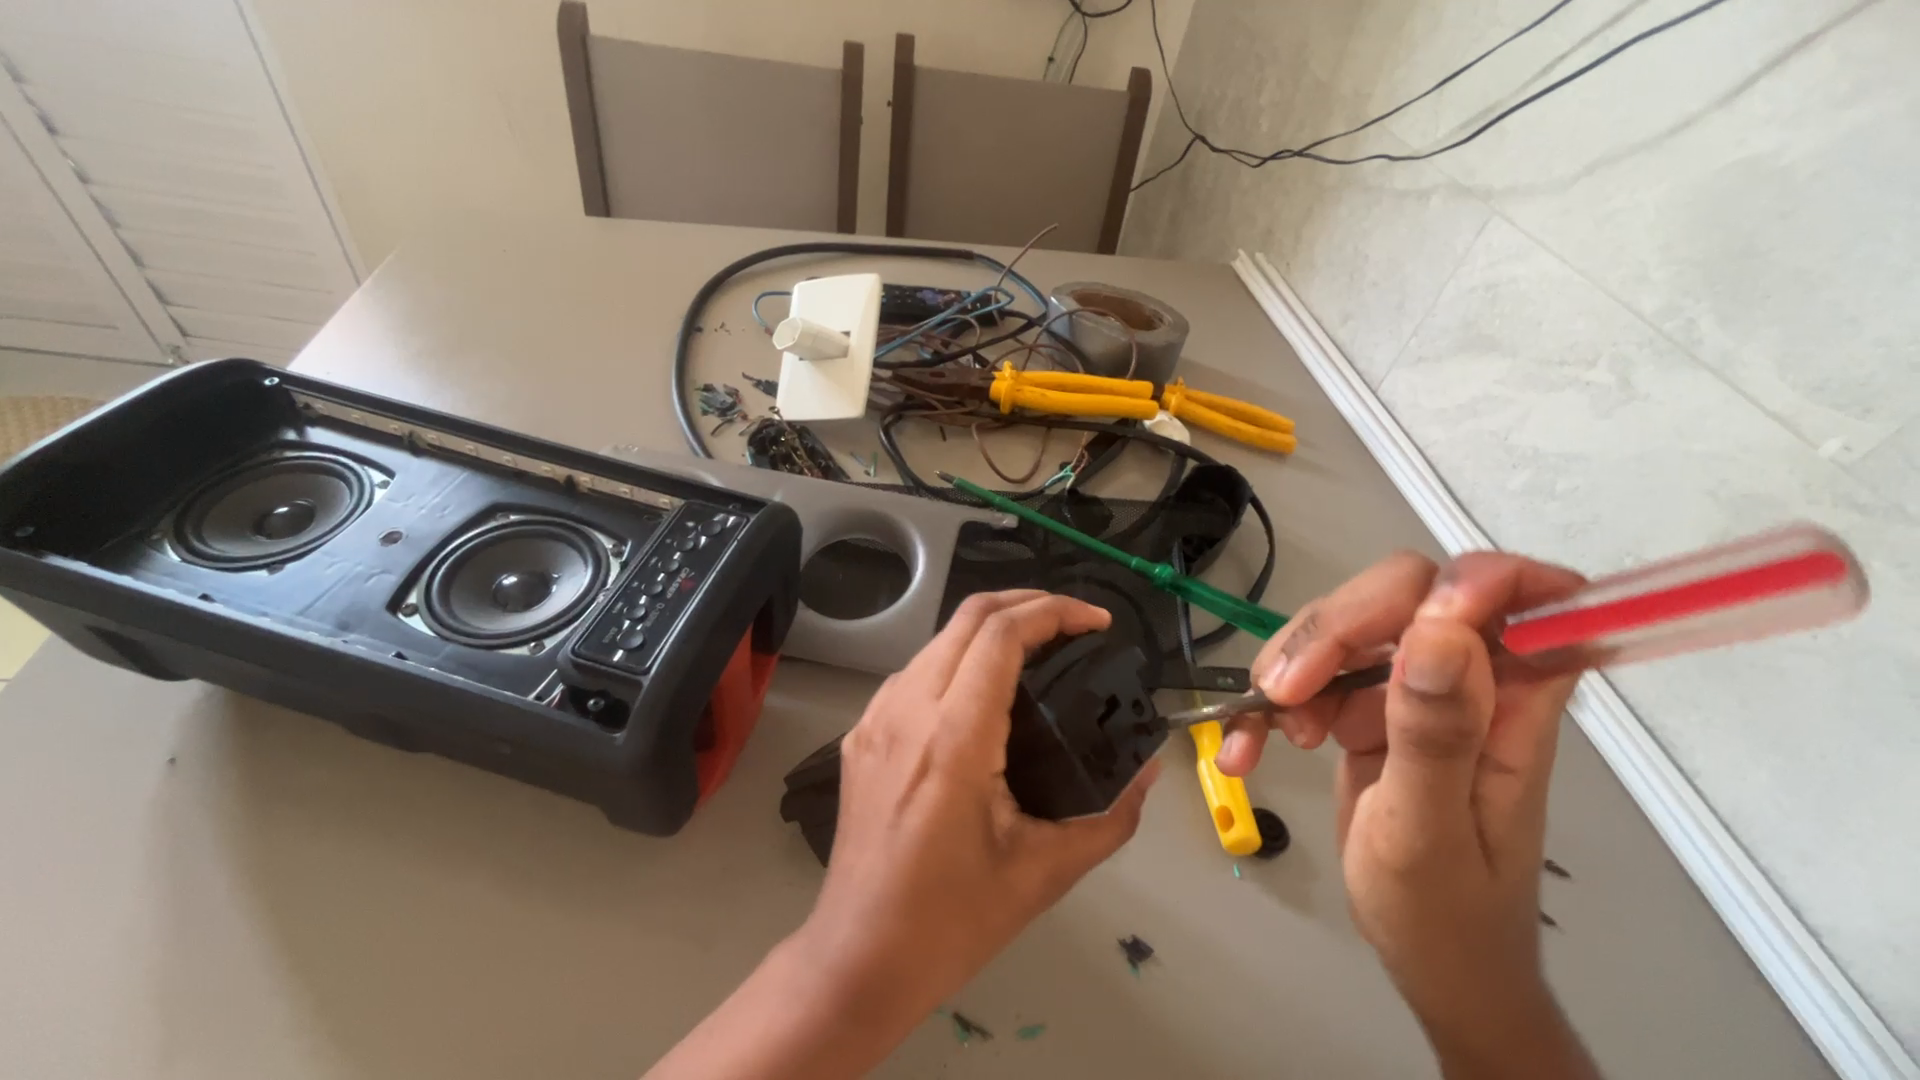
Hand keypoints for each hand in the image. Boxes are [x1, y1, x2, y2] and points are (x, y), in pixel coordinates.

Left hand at [648, 591, 1157, 1079]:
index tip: (1097, 622)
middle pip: (967, 618)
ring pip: (937, 641)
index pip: (1000, 634)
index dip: (1054, 611)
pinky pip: (914, 674)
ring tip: (1040, 652)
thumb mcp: (1046, 871)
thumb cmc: (953, 921)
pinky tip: (985, 693)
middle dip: (1027, 604)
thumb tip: (1148, 771)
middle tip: (1076, 626)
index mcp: (953, 738)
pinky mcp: (861, 736)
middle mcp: (906, 711)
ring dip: (990, 630)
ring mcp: (875, 719)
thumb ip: (1110, 816)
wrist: (859, 958)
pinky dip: (958, 660)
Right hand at [1220, 552, 1599, 1077]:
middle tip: (1286, 689)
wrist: (1429, 961)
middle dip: (1335, 628)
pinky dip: (1268, 704)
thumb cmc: (1445, 911)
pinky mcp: (1369, 708)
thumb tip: (1439, 629)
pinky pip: (1313, 674)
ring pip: (1346, 625)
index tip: (1403, 618)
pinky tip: (1246, 748)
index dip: (1472, 580)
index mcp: (1513, 701)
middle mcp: (1468, 678)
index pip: (1523, 595)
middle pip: (1405, 594)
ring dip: (1292, 666)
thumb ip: (1436, 730)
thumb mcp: (1430, 828)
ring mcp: (1413, 689)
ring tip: (1269, 729)